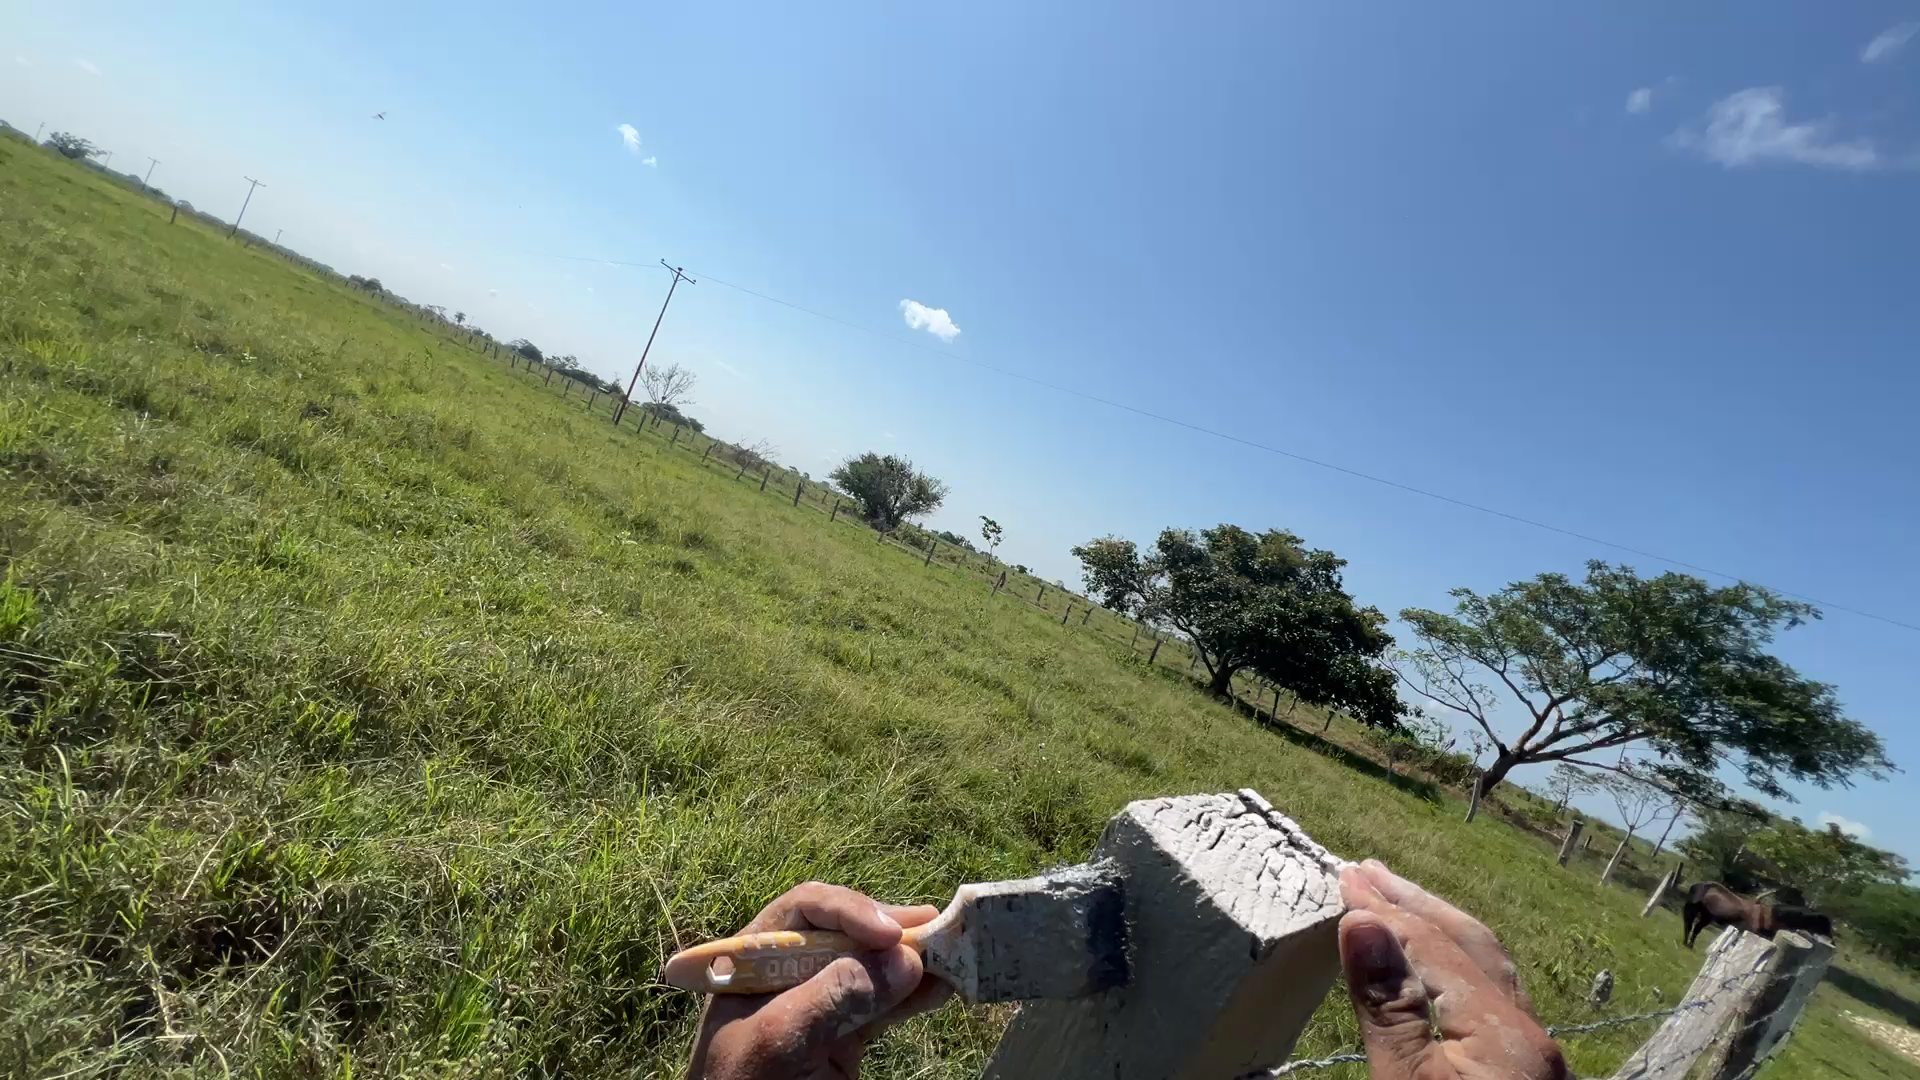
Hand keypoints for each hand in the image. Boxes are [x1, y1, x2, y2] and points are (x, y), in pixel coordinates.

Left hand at [687, 883, 952, 1079]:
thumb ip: (832, 998)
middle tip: (932, 927)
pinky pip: (883, 1002)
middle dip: (889, 928)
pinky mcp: (844, 1033)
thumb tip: (903, 959)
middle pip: (847, 929)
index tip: (889, 933)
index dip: (850, 911)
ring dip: (910, 957)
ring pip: (871, 963)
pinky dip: (913, 995)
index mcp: (755, 954)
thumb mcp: (777, 1040)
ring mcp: (818, 999)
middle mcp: (789, 967)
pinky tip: (941, 987)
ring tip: (950, 950)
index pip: (806, 909)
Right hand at [1339, 860, 1568, 1079]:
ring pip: (1485, 967)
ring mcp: (1535, 1061)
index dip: (1384, 908)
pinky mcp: (1526, 1077)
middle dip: (1415, 901)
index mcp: (1506, 1036)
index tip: (1343, 876)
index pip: (1432, 945)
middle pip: (1470, 944)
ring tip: (1393, 900)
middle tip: (1367, 870)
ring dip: (1433, 925)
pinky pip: (1488, 993)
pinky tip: (1427, 963)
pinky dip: (1448, 960)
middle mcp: (1531, 1038)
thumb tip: (1364, 922)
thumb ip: (1387, 1006)